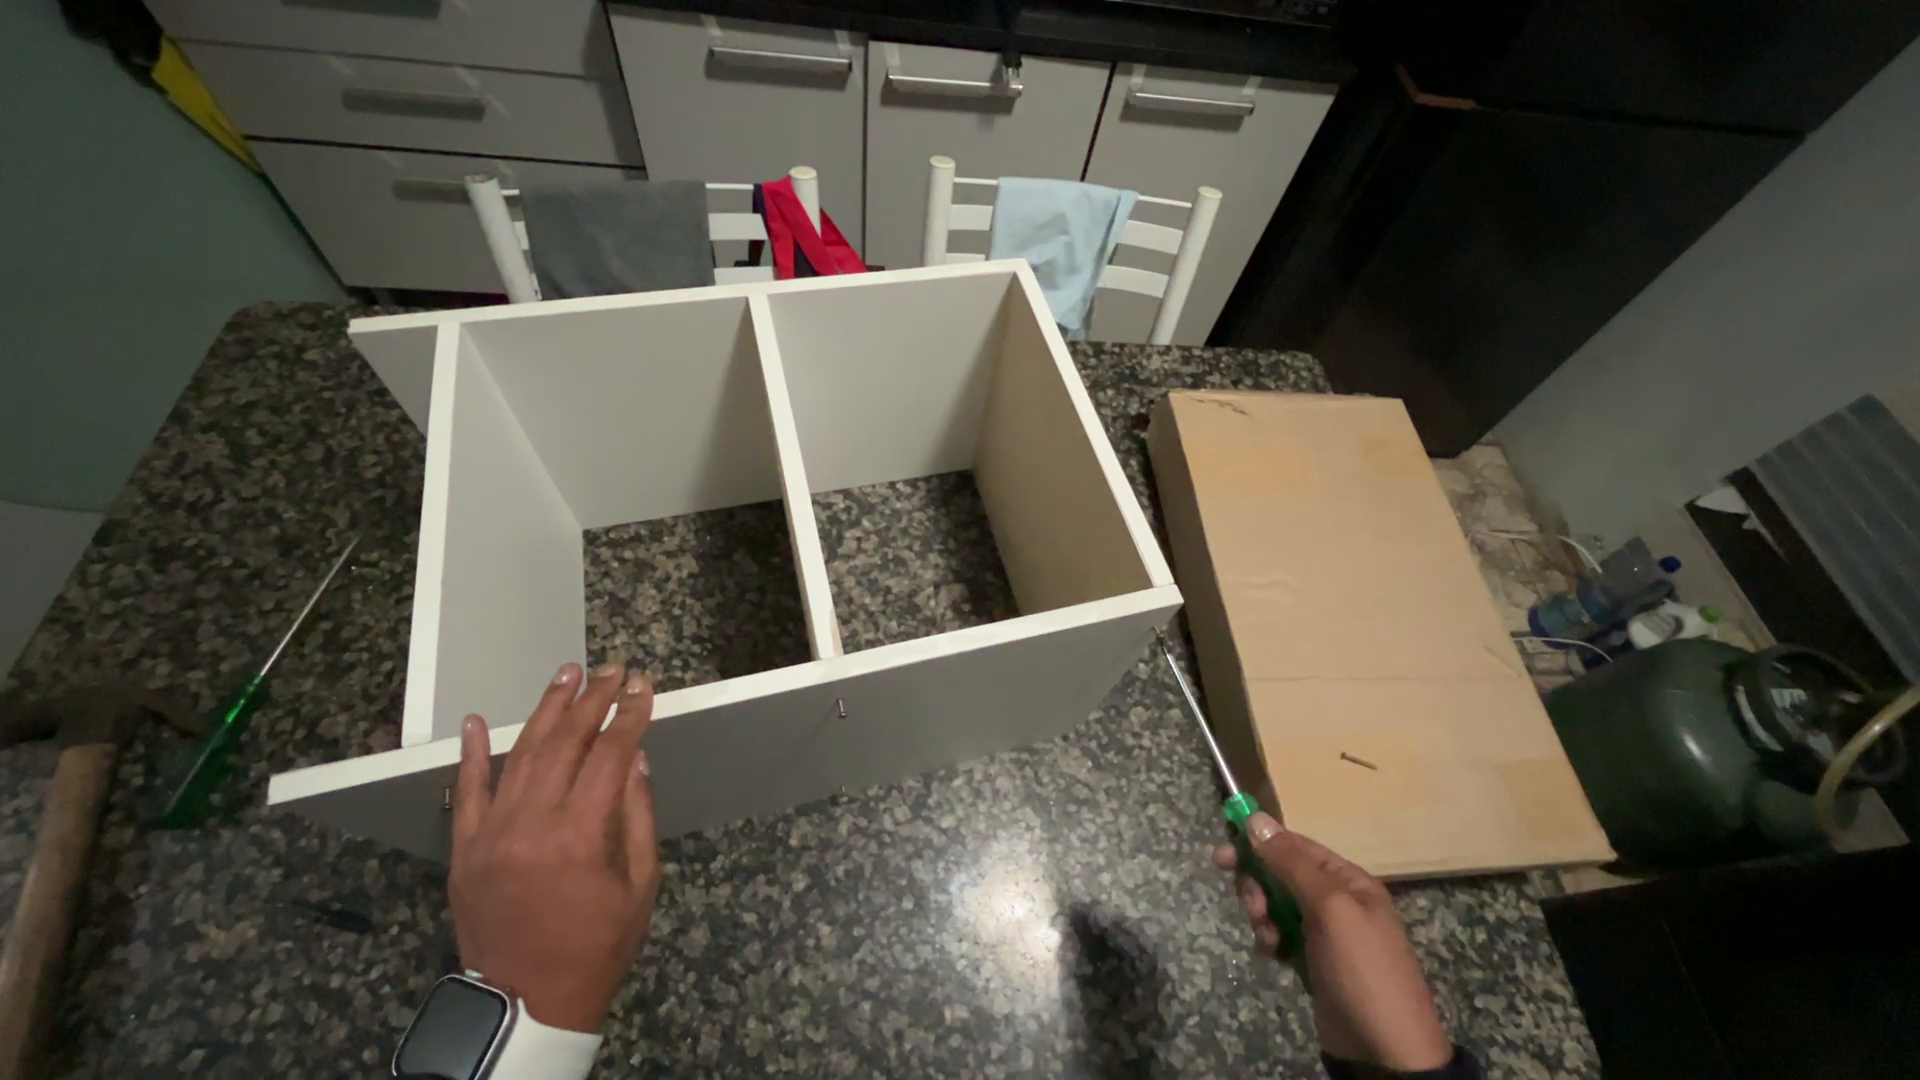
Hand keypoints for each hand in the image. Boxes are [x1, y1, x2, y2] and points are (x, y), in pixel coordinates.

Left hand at [450, 662, 660, 1032]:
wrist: (527, 1004)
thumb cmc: (598, 946)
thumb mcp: (640, 884)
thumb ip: (637, 817)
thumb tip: (635, 760)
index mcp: (580, 835)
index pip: (610, 755)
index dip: (630, 716)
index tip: (644, 686)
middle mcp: (531, 824)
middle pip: (565, 743)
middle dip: (593, 701)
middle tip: (612, 670)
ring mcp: (491, 835)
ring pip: (521, 755)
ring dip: (547, 710)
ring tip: (567, 673)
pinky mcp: (464, 851)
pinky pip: (466, 794)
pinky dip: (473, 755)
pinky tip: (480, 721)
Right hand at [1214, 813, 1451, 1072]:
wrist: (1385, 1052)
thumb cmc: (1361, 968)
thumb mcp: (1330, 907)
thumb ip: (1291, 862)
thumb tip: (1256, 818)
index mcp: (1347, 880)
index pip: (1294, 844)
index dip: (1258, 843)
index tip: (1222, 854)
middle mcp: (1335, 899)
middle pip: (1279, 872)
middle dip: (1258, 885)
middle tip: (1254, 907)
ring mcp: (1324, 931)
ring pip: (1274, 903)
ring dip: (1262, 913)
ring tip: (1268, 937)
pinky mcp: (1311, 959)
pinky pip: (1278, 932)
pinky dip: (1269, 938)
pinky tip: (1273, 953)